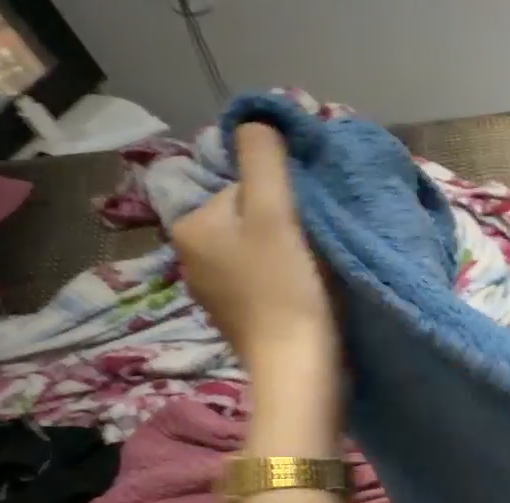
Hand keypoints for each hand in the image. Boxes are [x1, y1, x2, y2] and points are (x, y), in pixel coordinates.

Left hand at [173, 122, 339, 453]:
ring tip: (318, 281)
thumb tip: (260, 121)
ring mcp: (217, 296)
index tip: (311, 229)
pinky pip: (269, 286)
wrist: (302, 373)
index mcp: (190, 226)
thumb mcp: (276, 212)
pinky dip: (291, 288)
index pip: (245, 188)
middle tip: (319, 255)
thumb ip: (265, 158)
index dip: (286, 202)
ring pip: (264, 254)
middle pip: (254, 220)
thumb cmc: (288, 291)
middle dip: (289, 230)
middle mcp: (192, 259)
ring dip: (294, 259)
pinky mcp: (245, 325)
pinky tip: (310, 303)